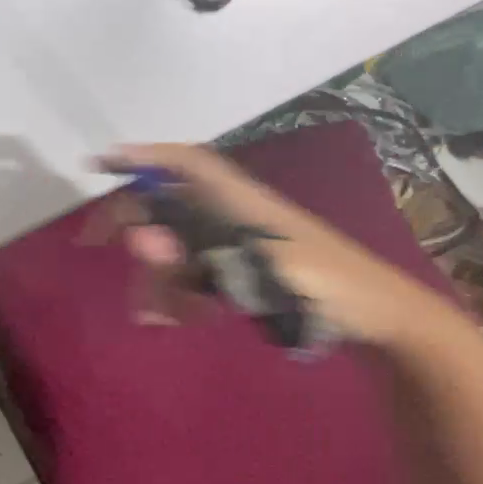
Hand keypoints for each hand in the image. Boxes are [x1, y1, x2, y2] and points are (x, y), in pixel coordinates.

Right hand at [105, 143, 466, 345]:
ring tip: (150, 315)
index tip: (99, 165)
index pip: (185, 164)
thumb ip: (198, 255)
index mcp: (241, 202)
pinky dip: (175, 294)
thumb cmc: (332, 287)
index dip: (141, 158)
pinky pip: (193, 275)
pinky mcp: (244, 272)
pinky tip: (171, 319)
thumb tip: (142, 241)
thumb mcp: (260, 269)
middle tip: (91, 244)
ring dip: (153, 277)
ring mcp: (237, 244)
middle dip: (130, 225)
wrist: (390, 325)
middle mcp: (233, 215)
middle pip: (167, 206)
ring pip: (174, 248)